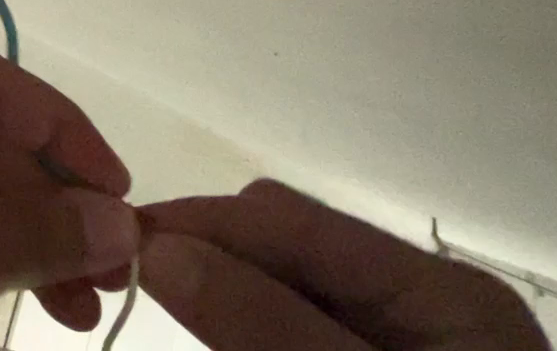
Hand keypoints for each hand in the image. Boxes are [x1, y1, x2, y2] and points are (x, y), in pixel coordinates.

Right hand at [136, 180, 551, 350]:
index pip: (285, 218)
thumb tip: (159, 248)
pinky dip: (243, 335)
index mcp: (438, 294)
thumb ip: (266, 327)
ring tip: (168, 300)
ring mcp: (391, 344)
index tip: (119, 241)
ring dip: (217, 295)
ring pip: (274, 287)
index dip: (199, 221)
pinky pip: (281, 334)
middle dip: (204, 256)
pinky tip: (224, 338)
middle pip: (277, 245)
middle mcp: (417, 304)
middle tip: (134, 281)